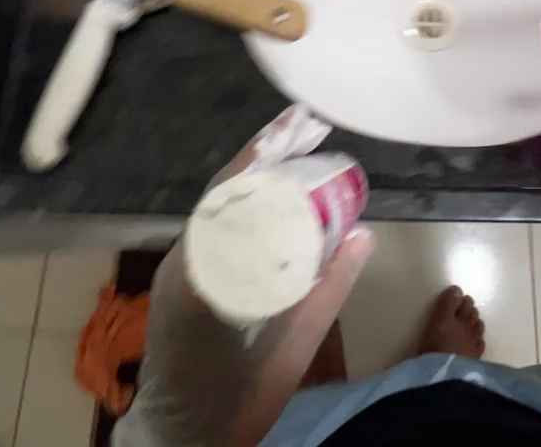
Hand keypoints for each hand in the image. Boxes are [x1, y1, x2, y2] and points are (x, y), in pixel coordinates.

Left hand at [122, 106, 375, 446]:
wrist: (182, 439)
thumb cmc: (236, 398)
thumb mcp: (291, 349)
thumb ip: (327, 290)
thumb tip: (363, 235)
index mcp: (200, 275)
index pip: (227, 197)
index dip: (259, 157)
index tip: (292, 129)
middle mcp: (182, 259)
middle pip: (222, 191)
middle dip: (264, 153)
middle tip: (304, 126)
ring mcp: (178, 266)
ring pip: (217, 205)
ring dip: (255, 173)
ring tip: (294, 146)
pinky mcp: (181, 276)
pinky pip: (215, 226)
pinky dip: (244, 201)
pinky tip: (272, 191)